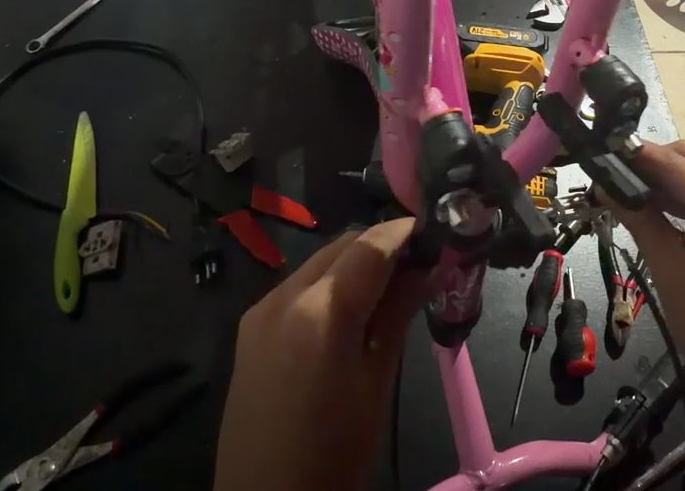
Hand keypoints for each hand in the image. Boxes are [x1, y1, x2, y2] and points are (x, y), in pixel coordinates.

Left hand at [214, 219, 428, 490]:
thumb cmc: (334, 452)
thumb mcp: (377, 383)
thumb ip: (398, 315)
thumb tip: (427, 269)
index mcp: (320, 311)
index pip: (370, 245)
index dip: (404, 231)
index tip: (434, 231)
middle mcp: (284, 296)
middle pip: (341, 246)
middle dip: (381, 245)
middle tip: (419, 262)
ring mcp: (261, 310)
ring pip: (319, 262)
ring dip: (355, 262)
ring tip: (390, 285)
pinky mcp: (250, 328)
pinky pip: (298, 285)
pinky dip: (330, 282)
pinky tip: (352, 307)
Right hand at [611, 141, 684, 407]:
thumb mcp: (666, 267)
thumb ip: (638, 216)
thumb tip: (605, 184)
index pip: (672, 162)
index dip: (633, 154)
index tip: (598, 153)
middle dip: (650, 161)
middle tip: (612, 177)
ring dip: (668, 174)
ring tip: (629, 191)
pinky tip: (659, 205)